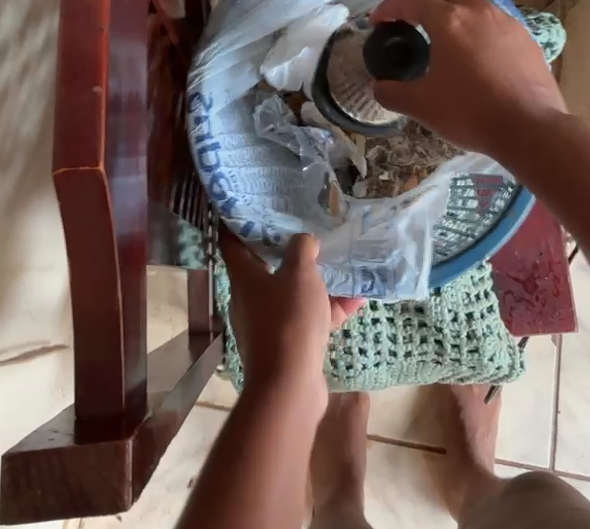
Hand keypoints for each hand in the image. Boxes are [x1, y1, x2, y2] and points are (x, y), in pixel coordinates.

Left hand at [222, 233, 363, 404]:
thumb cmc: (288, 319)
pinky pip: (310, 319)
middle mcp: (251, 299)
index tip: (252, 205)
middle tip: (309, 231)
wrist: (289, 386)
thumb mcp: (300, 273)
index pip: (232, 241)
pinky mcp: (289, 346)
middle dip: (289, 252)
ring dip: (318, 283)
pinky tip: (357, 300)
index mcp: (244, 277)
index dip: (238, 221)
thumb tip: (304, 241)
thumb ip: (302, 249)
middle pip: (267, 268)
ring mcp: (269, 325)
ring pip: (294, 295)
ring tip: (344, 266)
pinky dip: (330, 310)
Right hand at [369, 0, 570, 158]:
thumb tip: (378, 87)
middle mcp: (477, 10)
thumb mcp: (422, 106)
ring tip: (445, 34)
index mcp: (448, 21)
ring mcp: (505, 20)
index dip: (389, 7)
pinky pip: (494, 17)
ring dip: (453, 6)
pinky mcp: (524, 36)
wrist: (530, 127)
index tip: (378, 22)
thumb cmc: (470, 112)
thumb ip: (393, 93)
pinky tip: (476, 51)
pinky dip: (477, 24)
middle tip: (412, 20)